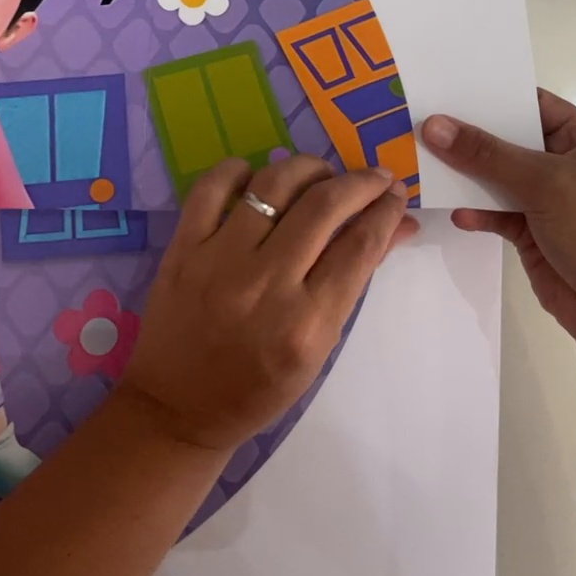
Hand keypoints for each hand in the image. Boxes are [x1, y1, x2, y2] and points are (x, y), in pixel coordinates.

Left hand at [117, 155, 417, 452]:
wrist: (177, 408)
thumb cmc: (258, 388)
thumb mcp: (318, 347)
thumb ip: (354, 282)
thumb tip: (397, 226)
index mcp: (307, 323)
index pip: (360, 246)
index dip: (385, 210)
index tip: (395, 194)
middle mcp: (265, 285)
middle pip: (323, 206)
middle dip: (360, 182)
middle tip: (373, 177)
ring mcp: (219, 262)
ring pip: (273, 186)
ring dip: (307, 167)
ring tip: (320, 174)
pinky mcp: (183, 249)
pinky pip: (211, 189)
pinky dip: (238, 170)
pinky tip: (255, 175)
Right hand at [421, 89, 575, 341]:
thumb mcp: (546, 182)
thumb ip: (486, 154)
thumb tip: (433, 125)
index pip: (537, 106)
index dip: (494, 97)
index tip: (446, 89)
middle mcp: (572, 166)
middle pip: (513, 143)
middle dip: (471, 138)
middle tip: (420, 124)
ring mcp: (555, 203)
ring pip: (501, 180)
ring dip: (468, 177)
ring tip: (424, 165)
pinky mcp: (538, 235)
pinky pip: (500, 214)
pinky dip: (480, 212)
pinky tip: (457, 214)